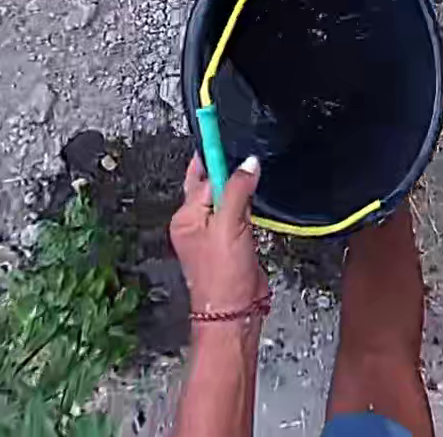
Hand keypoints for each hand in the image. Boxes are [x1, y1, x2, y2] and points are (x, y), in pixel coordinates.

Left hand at [169, 154, 267, 315]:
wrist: (235, 314)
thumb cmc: (223, 277)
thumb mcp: (229, 226)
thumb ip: (237, 190)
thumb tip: (249, 163)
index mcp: (186, 217)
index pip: (201, 174)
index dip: (214, 154)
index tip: (219, 127)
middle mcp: (196, 221)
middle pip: (211, 181)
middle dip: (228, 167)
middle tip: (245, 150)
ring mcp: (213, 230)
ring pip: (227, 194)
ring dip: (240, 186)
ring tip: (253, 176)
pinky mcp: (230, 238)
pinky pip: (238, 208)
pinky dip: (247, 200)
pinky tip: (256, 198)